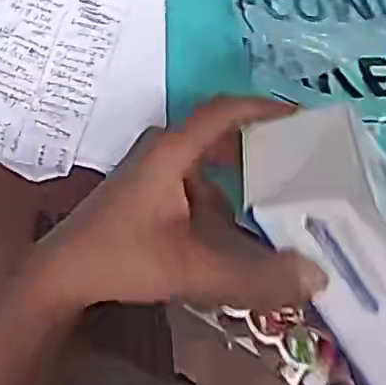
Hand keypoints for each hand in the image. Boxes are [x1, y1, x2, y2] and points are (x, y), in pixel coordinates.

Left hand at [27, 96, 327, 312]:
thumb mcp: (193, 269)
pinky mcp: (150, 188)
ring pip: (207, 164)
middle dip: (258, 146)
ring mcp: (153, 168)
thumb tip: (318, 277)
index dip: (261, 108)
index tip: (301, 116)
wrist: (67, 269)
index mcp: (171, 151)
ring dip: (240, 178)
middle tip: (303, 161)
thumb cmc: (123, 256)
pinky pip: (195, 182)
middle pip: (218, 135)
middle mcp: (163, 150)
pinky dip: (220, 198)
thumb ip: (256, 276)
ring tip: (283, 198)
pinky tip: (241, 231)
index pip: (221, 111)